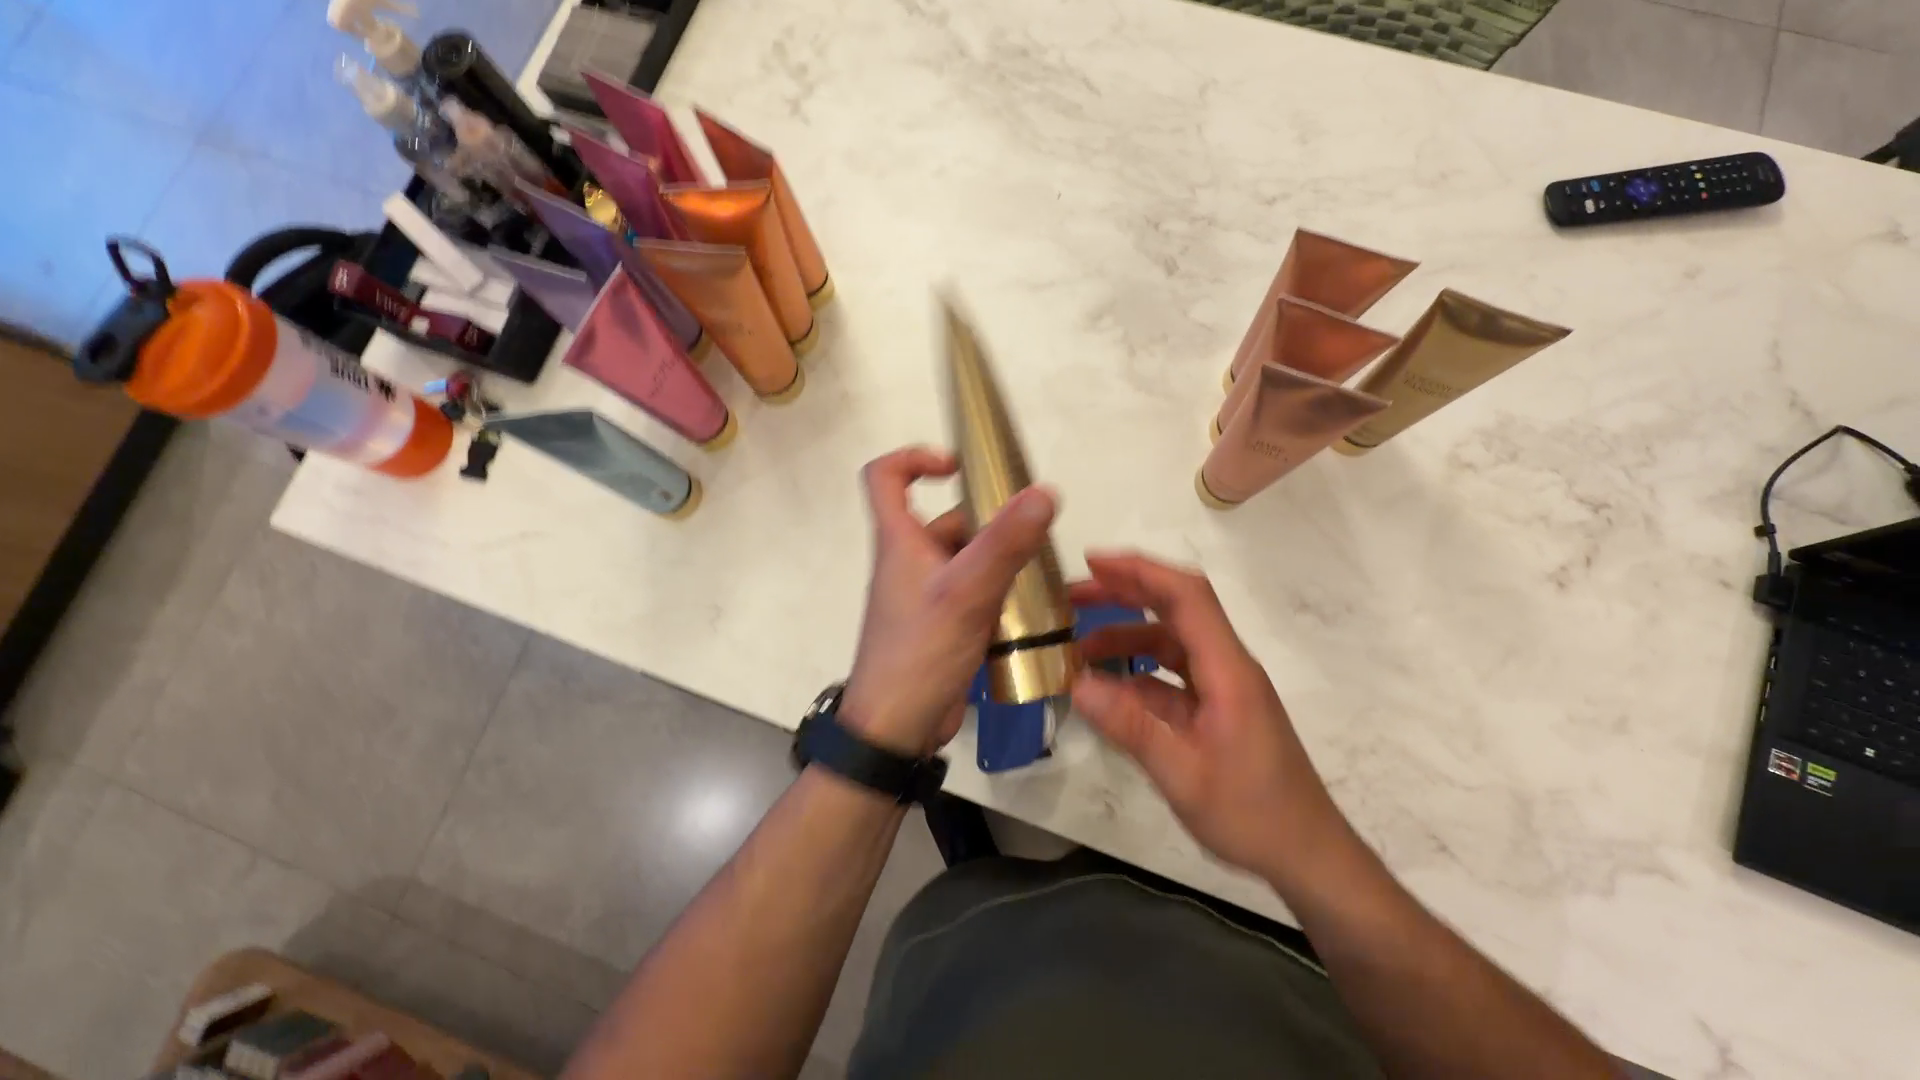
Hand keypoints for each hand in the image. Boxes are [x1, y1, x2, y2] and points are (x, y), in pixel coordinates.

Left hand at [841, 447, 1058, 756]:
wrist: (897, 728)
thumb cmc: (920, 652)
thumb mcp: (966, 592)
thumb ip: (1005, 543)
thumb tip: (1044, 492)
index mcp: (899, 542)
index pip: (885, 477)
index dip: (914, 458)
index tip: (958, 466)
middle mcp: (910, 562)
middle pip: (947, 521)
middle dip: (989, 522)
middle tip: (1034, 535)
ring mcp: (927, 596)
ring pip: (967, 560)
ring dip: (1001, 561)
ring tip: (1043, 571)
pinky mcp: (943, 626)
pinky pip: (974, 594)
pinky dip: (1000, 594)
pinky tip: (1034, 607)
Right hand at [1070, 552, 1349, 887]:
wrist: (1308, 854)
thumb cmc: (1253, 814)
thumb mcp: (1183, 775)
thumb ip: (1131, 727)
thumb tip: (1077, 684)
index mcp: (1228, 671)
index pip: (1186, 597)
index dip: (1140, 571)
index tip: (1092, 562)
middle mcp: (1228, 668)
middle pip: (1177, 610)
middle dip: (1125, 593)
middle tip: (1072, 595)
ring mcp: (1224, 690)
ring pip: (1172, 643)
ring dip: (1127, 636)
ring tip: (1077, 646)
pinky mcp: (1218, 712)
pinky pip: (1173, 678)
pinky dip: (1138, 673)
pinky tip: (1106, 689)